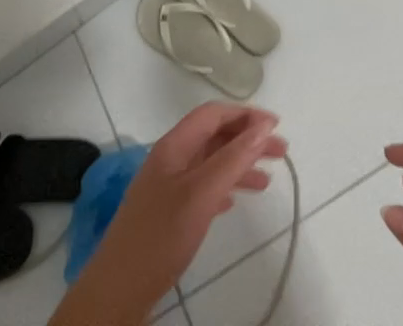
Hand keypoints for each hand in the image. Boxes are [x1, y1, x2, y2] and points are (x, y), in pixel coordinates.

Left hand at [51, 103, 286, 325]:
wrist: (120, 287)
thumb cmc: (161, 234)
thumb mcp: (201, 192)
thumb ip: (233, 158)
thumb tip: (264, 126)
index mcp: (174, 146)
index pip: (212, 114)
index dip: (245, 115)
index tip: (276, 126)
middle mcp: (171, 159)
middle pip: (214, 136)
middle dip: (248, 139)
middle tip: (281, 153)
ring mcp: (168, 186)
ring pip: (211, 163)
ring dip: (240, 164)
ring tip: (267, 181)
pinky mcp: (169, 211)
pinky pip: (203, 187)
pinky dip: (225, 187)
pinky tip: (235, 201)